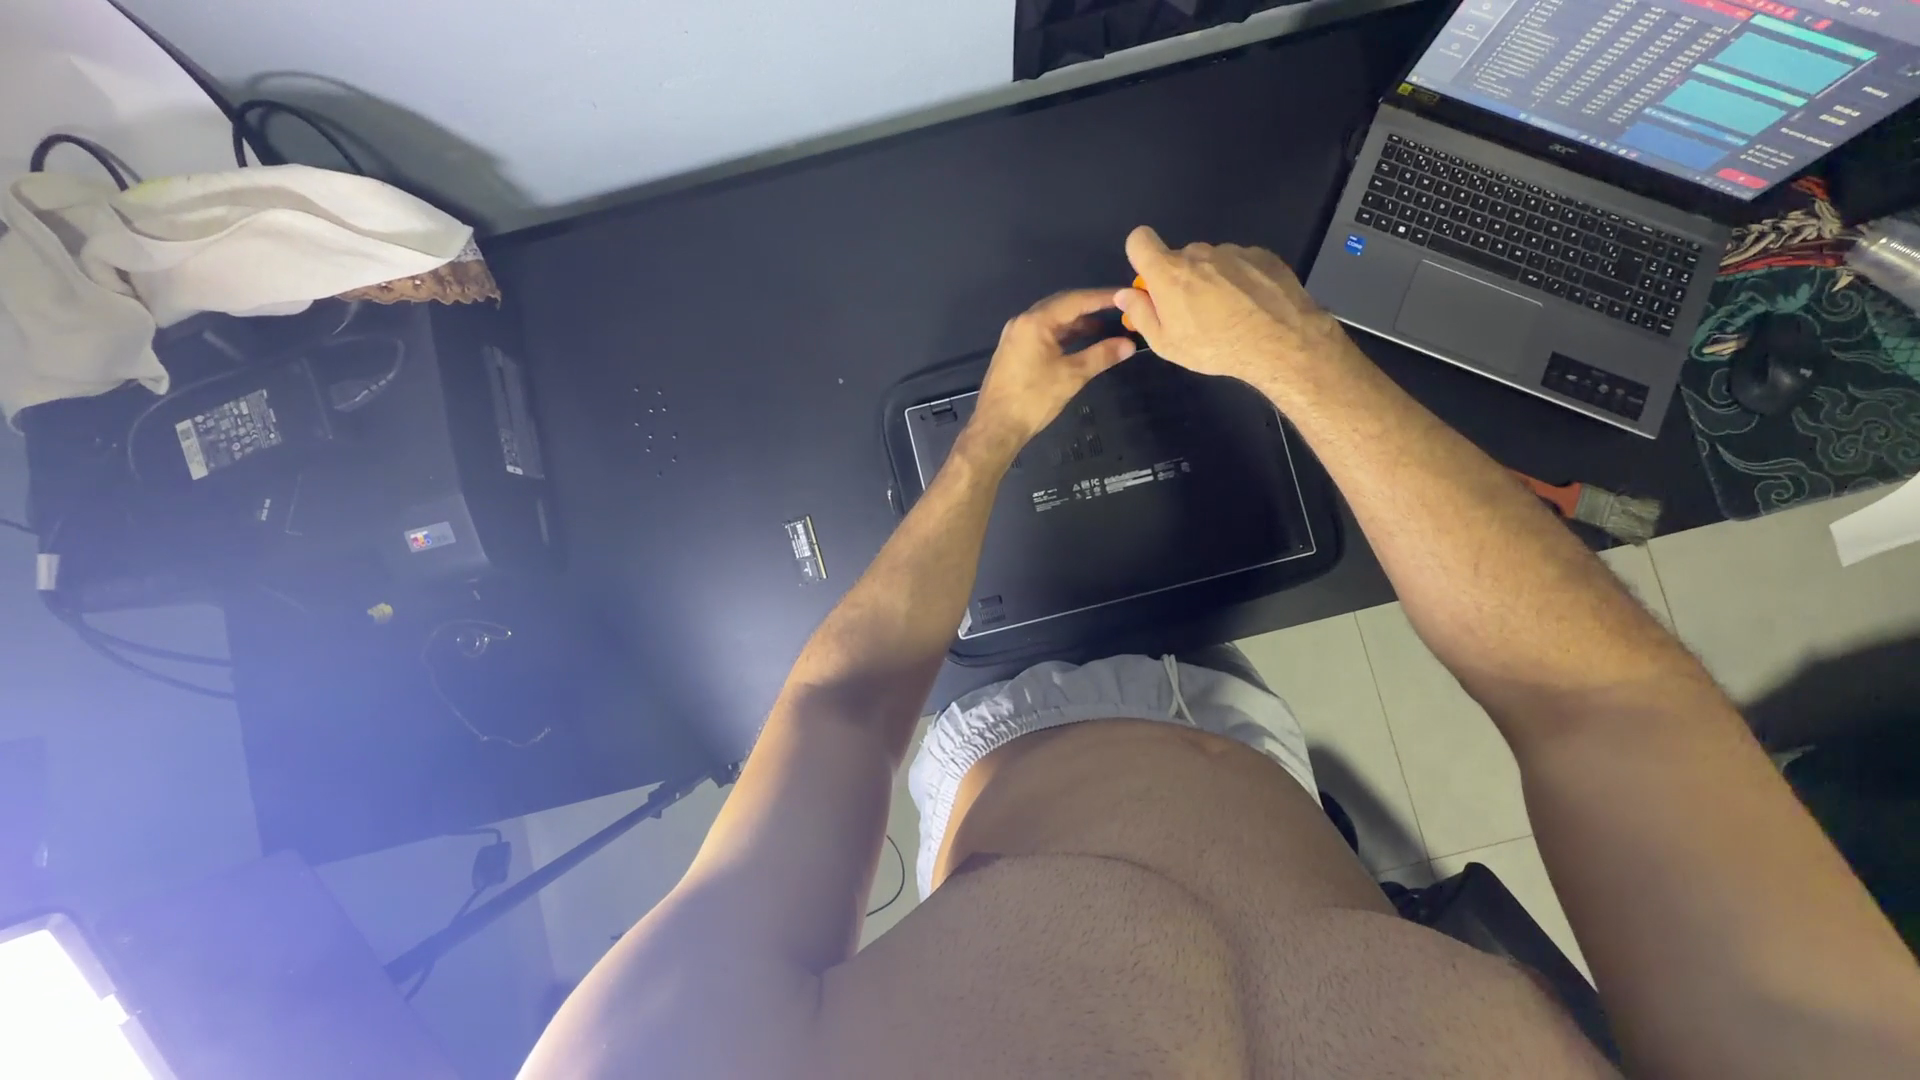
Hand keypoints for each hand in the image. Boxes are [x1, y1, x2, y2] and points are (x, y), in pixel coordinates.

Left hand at [969, 288, 1136, 450]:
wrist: (996, 427)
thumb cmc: (1033, 399)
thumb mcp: (1071, 376)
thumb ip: (1101, 356)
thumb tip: (1129, 344)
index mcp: (1035, 322)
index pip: (1075, 300)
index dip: (1102, 297)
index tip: (1125, 296)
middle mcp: (1022, 322)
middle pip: (1061, 306)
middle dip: (1089, 307)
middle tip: (1116, 308)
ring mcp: (1015, 336)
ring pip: (1051, 321)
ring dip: (1076, 323)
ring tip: (1103, 328)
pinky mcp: (1013, 351)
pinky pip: (1042, 334)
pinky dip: (1062, 335)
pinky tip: (1078, 343)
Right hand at [1113, 226, 1360, 394]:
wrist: (1279, 341)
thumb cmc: (1214, 346)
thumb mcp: (1167, 344)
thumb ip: (1141, 314)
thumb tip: (1125, 295)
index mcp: (1169, 273)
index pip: (1140, 239)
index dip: (1140, 254)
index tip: (1150, 277)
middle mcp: (1199, 253)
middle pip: (1180, 257)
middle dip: (1181, 278)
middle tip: (1194, 312)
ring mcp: (1233, 251)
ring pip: (1212, 261)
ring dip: (1213, 279)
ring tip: (1229, 312)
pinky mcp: (1261, 255)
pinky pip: (1240, 263)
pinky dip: (1240, 279)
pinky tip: (1251, 305)